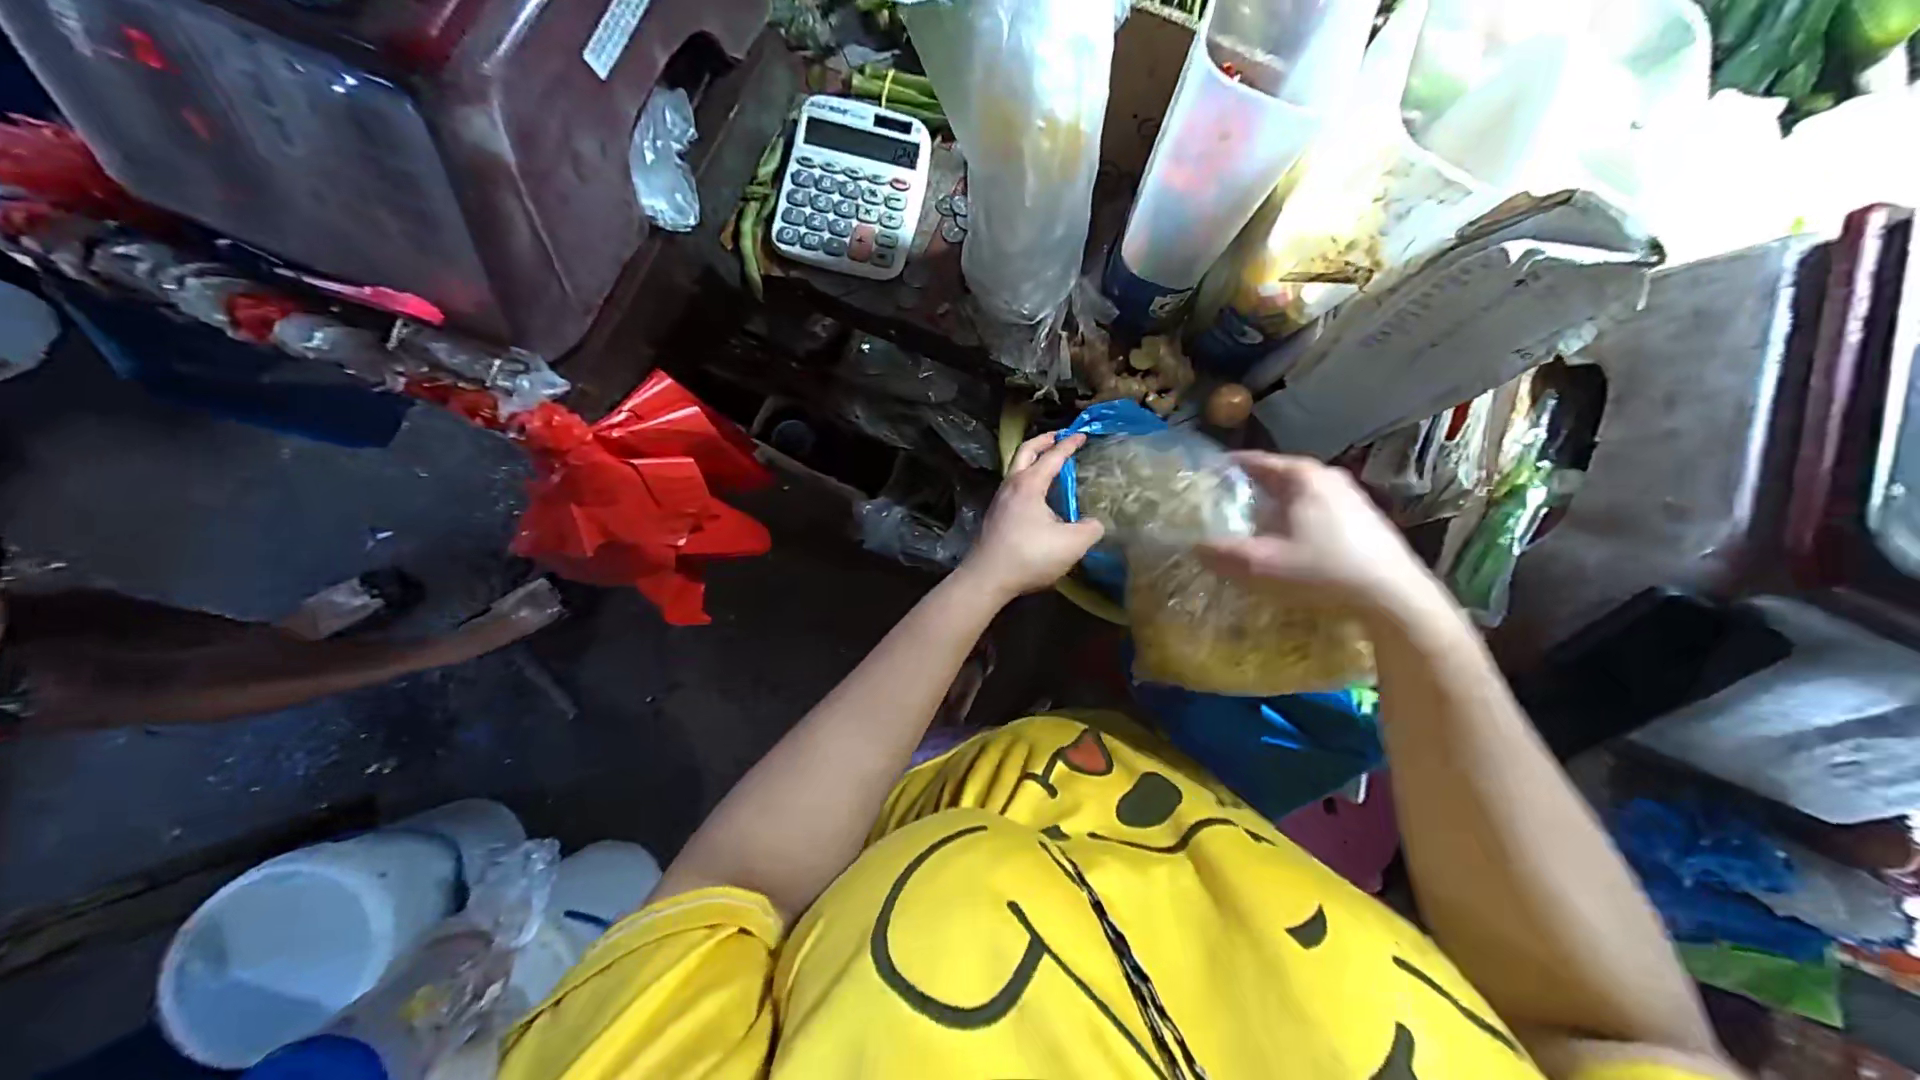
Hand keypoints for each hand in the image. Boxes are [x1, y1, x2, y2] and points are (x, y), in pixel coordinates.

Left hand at [959, 433, 1104, 599]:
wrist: (986, 578)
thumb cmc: (1029, 556)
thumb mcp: (1071, 544)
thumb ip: (1090, 529)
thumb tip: (1094, 523)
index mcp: (1029, 484)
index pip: (1052, 456)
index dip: (1069, 444)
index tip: (1082, 435)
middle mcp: (1011, 486)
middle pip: (1025, 452)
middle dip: (1043, 441)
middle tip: (1058, 436)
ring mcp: (999, 500)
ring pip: (1015, 469)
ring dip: (1032, 460)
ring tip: (1049, 464)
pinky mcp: (995, 516)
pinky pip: (1013, 486)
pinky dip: (1027, 479)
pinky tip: (1037, 495)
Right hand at [1198, 453, 1445, 618]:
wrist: (1393, 598)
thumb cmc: (1322, 571)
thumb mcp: (1260, 565)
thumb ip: (1220, 553)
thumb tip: (1195, 546)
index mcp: (1300, 476)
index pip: (1251, 461)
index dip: (1223, 470)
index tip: (1201, 482)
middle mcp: (1327, 476)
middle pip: (1275, 477)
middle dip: (1246, 491)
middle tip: (1220, 508)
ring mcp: (1350, 496)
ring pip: (1297, 494)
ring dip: (1273, 507)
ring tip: (1250, 528)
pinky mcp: (1364, 518)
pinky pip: (1316, 509)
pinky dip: (1296, 519)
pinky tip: (1289, 544)